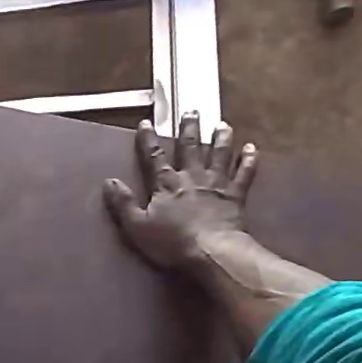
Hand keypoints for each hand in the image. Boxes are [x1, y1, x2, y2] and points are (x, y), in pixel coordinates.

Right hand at [101, 112, 258, 268]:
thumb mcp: (136, 225)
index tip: (146, 123)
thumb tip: (109, 181)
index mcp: (166, 184)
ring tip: (222, 125)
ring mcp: (216, 184)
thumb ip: (123, 203)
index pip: (154, 157)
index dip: (149, 140)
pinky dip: (248, 160)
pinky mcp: (235, 195)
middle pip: (190, 148)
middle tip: (192, 111)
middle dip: (189, 129)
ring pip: (220, 154)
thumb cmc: (170, 241)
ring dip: (221, 138)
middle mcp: (192, 177)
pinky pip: (244, 173)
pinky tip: (252, 148)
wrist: (210, 251)